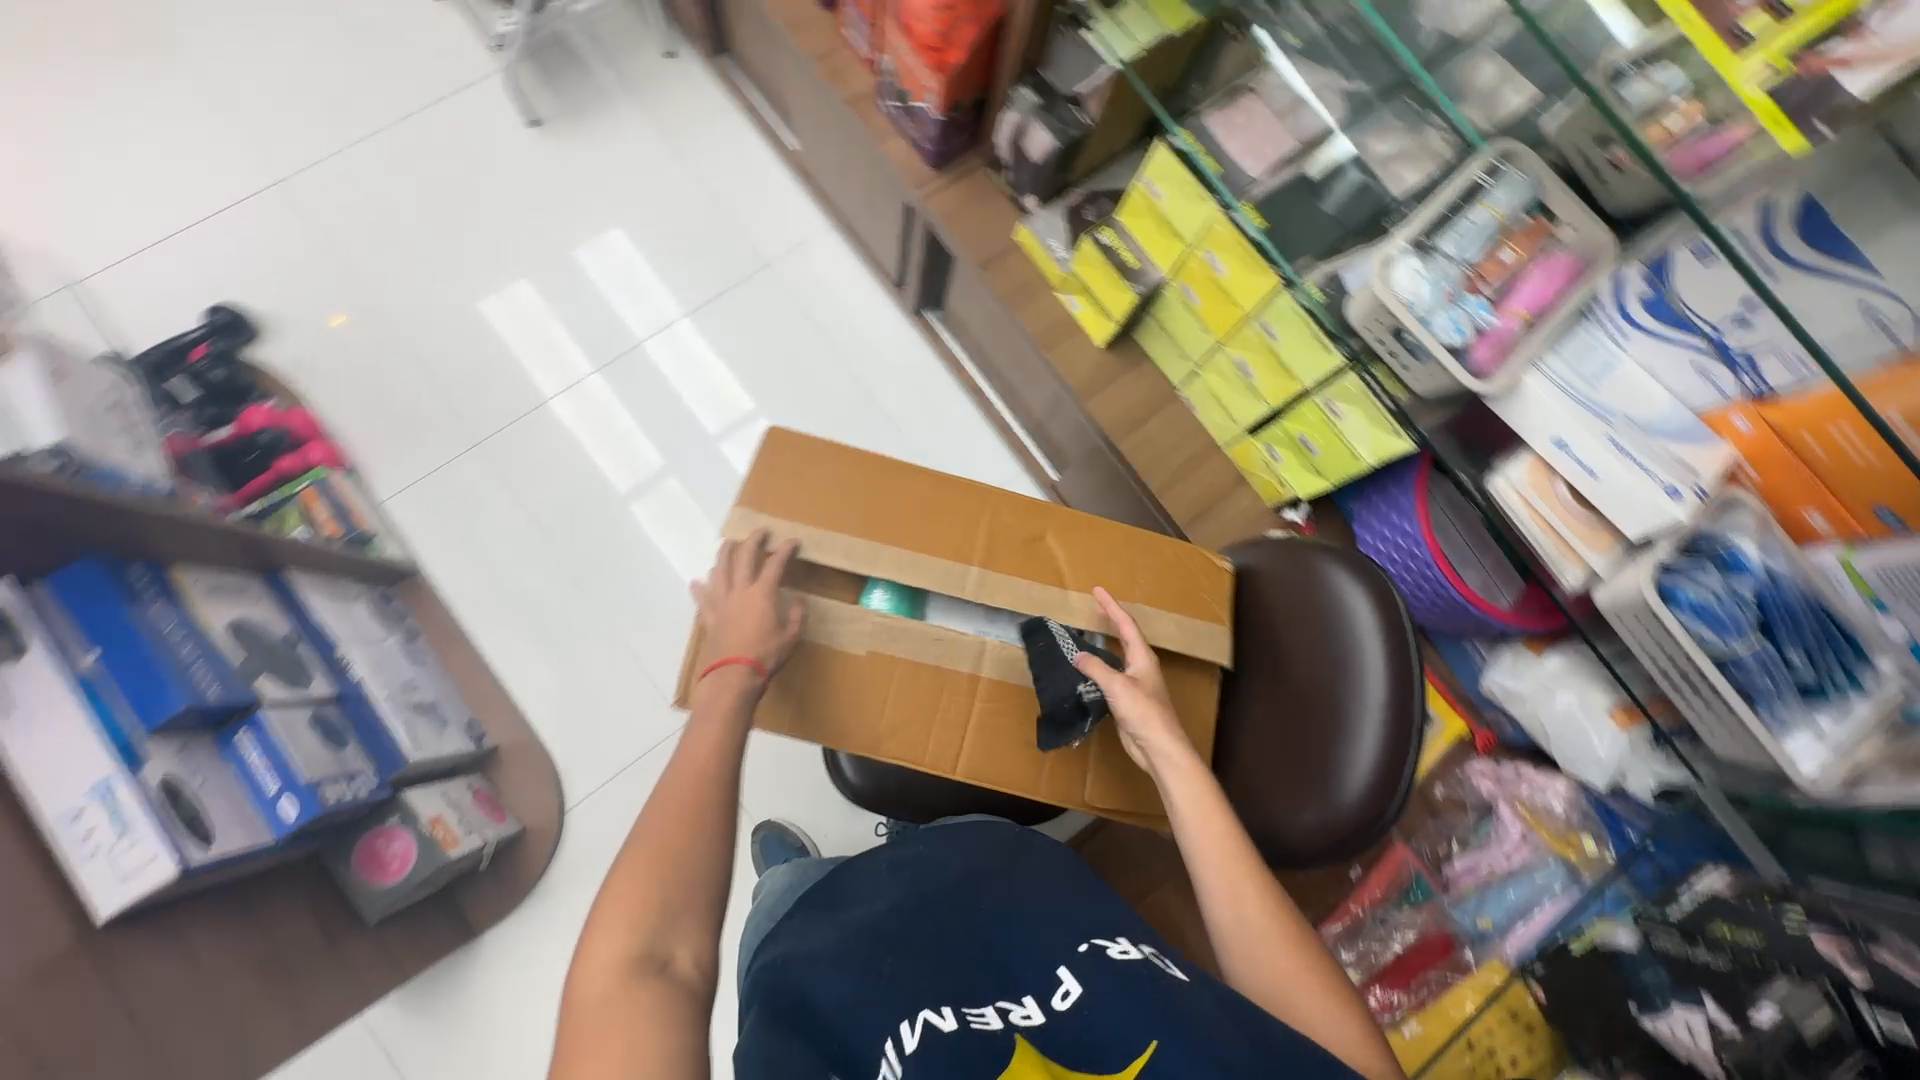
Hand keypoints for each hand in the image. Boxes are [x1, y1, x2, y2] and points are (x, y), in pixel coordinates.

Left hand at [690, 529, 804, 692]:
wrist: (732, 676)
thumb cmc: (766, 656)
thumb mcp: (792, 636)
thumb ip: (797, 615)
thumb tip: (798, 600)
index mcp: (763, 593)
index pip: (775, 563)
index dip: (785, 550)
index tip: (792, 541)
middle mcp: (740, 591)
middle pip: (744, 557)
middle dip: (753, 540)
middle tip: (760, 532)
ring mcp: (721, 603)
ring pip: (720, 570)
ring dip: (724, 554)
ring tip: (728, 544)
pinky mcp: (710, 618)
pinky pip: (702, 599)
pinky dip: (699, 589)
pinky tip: (696, 582)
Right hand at [1073, 586, 1199, 775]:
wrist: (1158, 747)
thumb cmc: (1144, 712)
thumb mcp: (1117, 686)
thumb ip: (1096, 668)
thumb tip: (1077, 655)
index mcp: (1143, 657)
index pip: (1126, 624)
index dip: (1111, 607)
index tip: (1098, 590)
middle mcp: (1140, 666)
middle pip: (1124, 637)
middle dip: (1110, 620)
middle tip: (1095, 606)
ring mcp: (1135, 684)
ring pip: (1117, 658)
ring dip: (1103, 645)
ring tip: (1087, 634)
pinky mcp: (1127, 701)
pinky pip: (1109, 678)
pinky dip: (1097, 669)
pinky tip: (1086, 671)